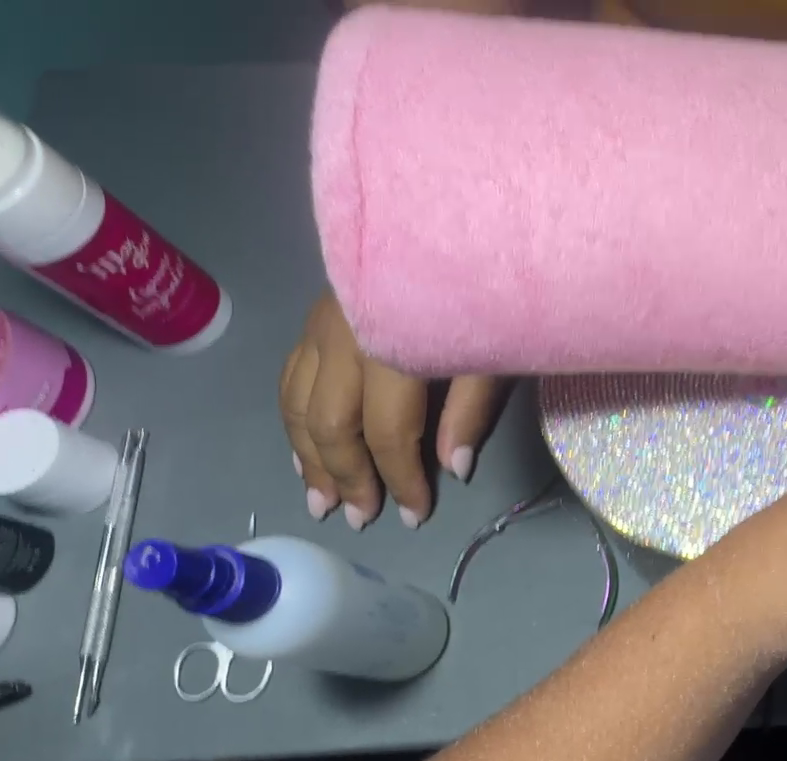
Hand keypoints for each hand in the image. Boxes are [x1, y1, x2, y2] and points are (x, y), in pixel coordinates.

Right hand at [280, 290, 506, 529]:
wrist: (458, 217)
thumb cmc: (486, 287)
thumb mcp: (494, 352)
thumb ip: (469, 411)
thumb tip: (455, 469)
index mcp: (391, 350)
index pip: (387, 434)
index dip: (400, 480)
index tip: (413, 515)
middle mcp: (343, 338)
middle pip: (330, 425)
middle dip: (344, 477)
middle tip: (356, 518)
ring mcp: (321, 324)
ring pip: (298, 403)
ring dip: (307, 456)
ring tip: (320, 498)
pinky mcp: (315, 316)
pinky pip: (292, 376)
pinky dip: (296, 418)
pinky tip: (303, 448)